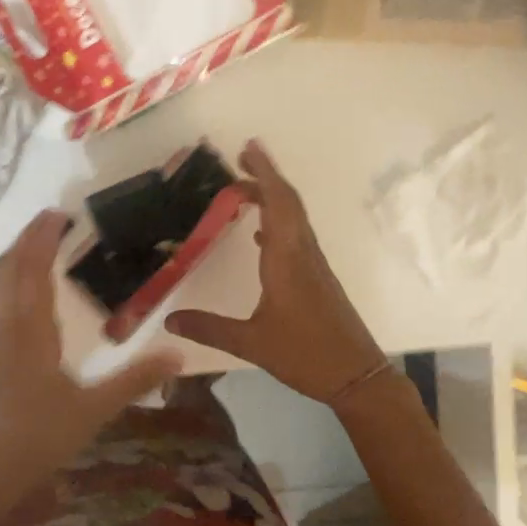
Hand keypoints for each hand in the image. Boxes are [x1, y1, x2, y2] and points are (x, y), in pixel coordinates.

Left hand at [0, 210, 181, 489]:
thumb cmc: (40, 437)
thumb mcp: (94, 410)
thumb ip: (135, 380)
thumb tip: (178, 353)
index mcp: (30, 332)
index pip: (34, 272)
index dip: (42, 240)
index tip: (56, 214)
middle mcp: (5, 327)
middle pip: (9, 271)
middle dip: (26, 241)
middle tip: (48, 219)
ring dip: (12, 259)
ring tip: (31, 245)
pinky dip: (3, 283)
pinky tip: (11, 293)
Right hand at [165, 140, 384, 404]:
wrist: (357, 377)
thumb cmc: (306, 355)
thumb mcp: (251, 343)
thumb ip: (209, 328)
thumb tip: (169, 319)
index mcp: (287, 260)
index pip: (277, 204)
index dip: (264, 173)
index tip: (248, 148)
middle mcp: (303, 254)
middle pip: (288, 203)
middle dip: (266, 176)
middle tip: (240, 159)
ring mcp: (314, 266)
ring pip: (294, 219)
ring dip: (273, 198)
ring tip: (244, 190)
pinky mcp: (317, 278)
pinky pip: (296, 237)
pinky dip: (277, 223)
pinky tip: (260, 236)